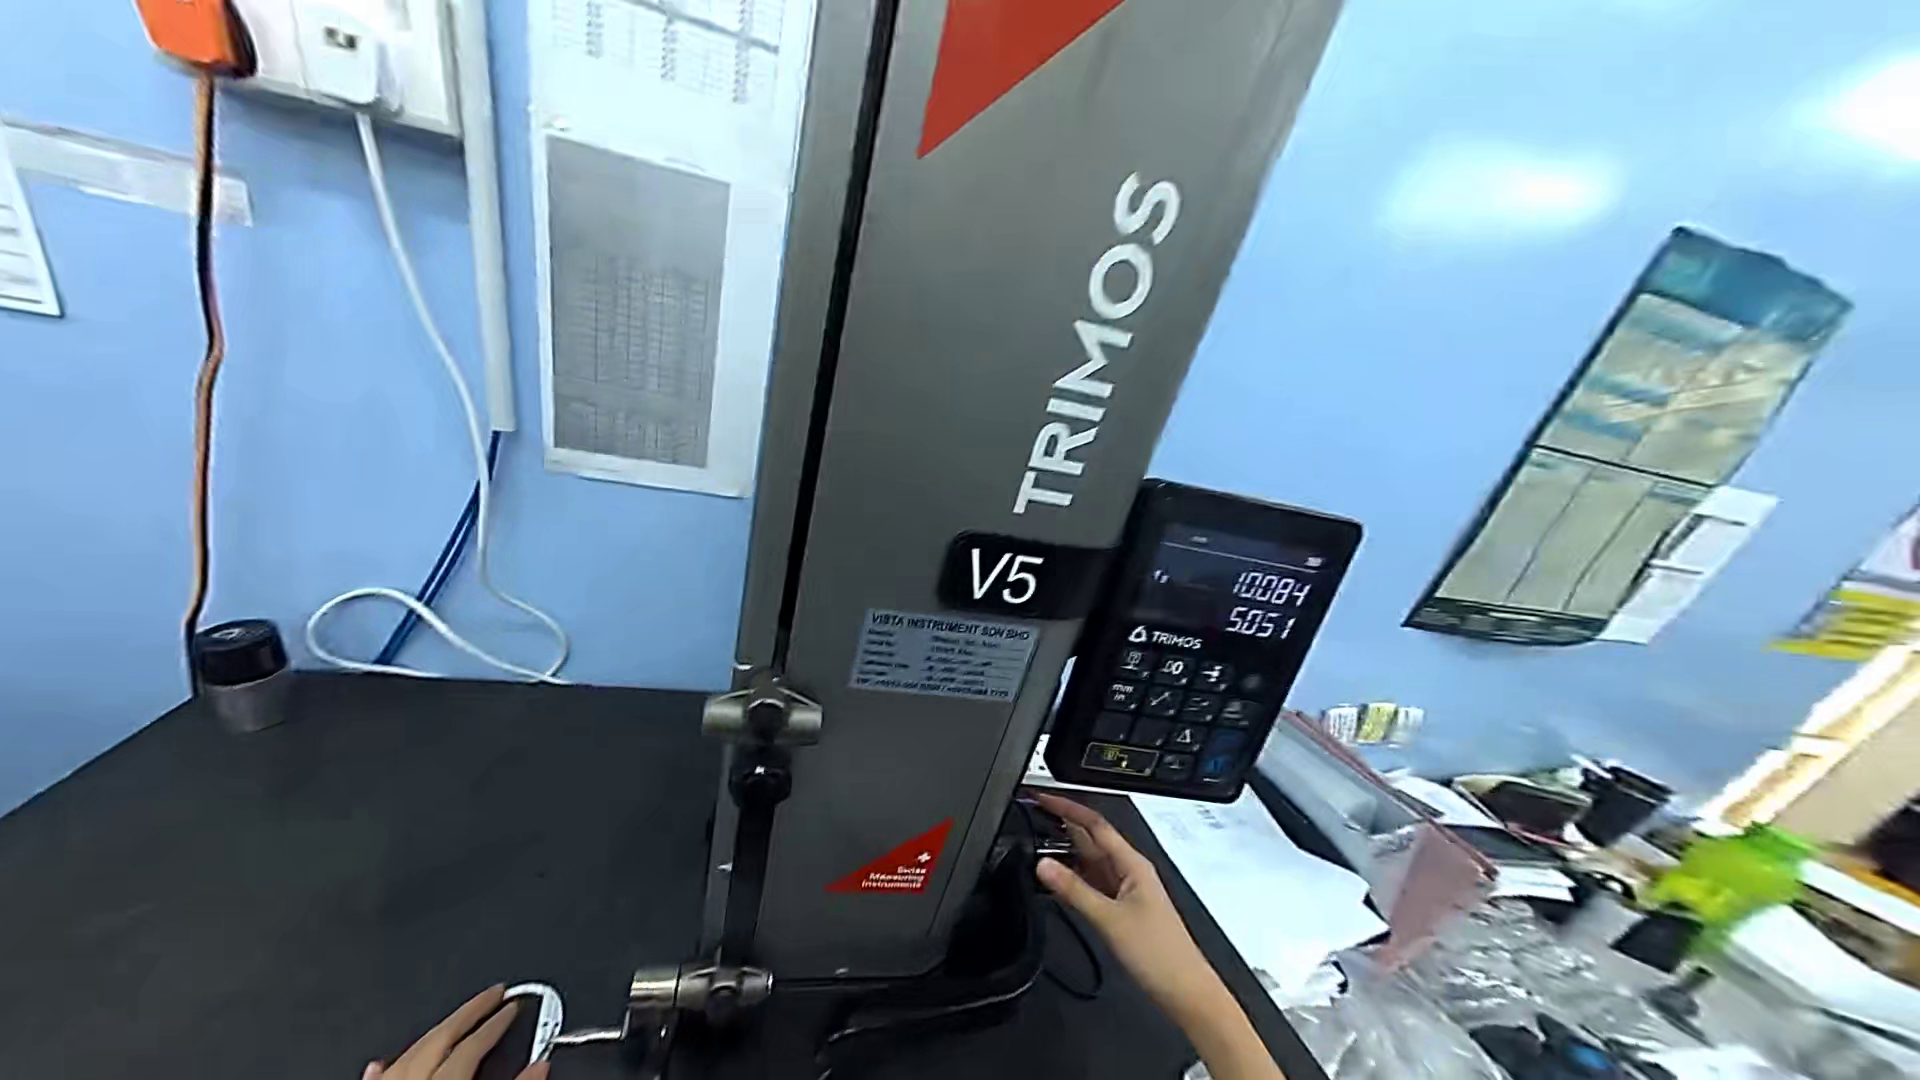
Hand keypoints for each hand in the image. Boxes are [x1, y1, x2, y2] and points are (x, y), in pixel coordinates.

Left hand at [363, 985, 546, 1079]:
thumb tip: (541, 1063)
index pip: (472, 1045)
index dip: (497, 1022)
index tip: (513, 1005)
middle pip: (439, 1039)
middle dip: (470, 1010)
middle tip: (495, 990)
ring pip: (407, 1054)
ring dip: (432, 1031)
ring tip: (455, 1014)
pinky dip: (382, 1069)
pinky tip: (382, 1061)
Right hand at [1028, 792, 1222, 1020]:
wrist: (1186, 993)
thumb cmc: (1160, 954)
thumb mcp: (1110, 919)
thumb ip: (1073, 890)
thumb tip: (1044, 865)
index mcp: (1132, 863)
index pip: (1095, 823)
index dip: (1068, 807)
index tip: (1044, 798)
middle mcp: (1129, 871)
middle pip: (1092, 839)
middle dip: (1063, 824)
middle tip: (1035, 816)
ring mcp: (1126, 890)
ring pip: (1091, 861)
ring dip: (1066, 851)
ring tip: (1039, 842)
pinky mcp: (1122, 909)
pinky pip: (1093, 883)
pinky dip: (1074, 877)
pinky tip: (1059, 879)